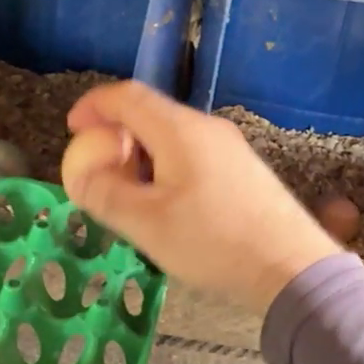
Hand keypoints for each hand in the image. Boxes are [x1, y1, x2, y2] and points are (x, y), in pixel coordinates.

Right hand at [63, 81, 342, 313]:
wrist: (291, 267)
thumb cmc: (213, 242)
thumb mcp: (147, 224)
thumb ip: (106, 194)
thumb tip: (81, 174)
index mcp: (180, 130)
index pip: (127, 96)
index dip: (94, 106)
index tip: (73, 129)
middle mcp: (208, 128)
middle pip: (151, 114)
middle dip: (116, 136)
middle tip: (97, 172)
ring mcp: (231, 148)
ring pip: (172, 137)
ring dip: (142, 156)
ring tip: (128, 194)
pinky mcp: (244, 170)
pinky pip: (193, 155)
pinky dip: (166, 168)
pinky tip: (166, 205)